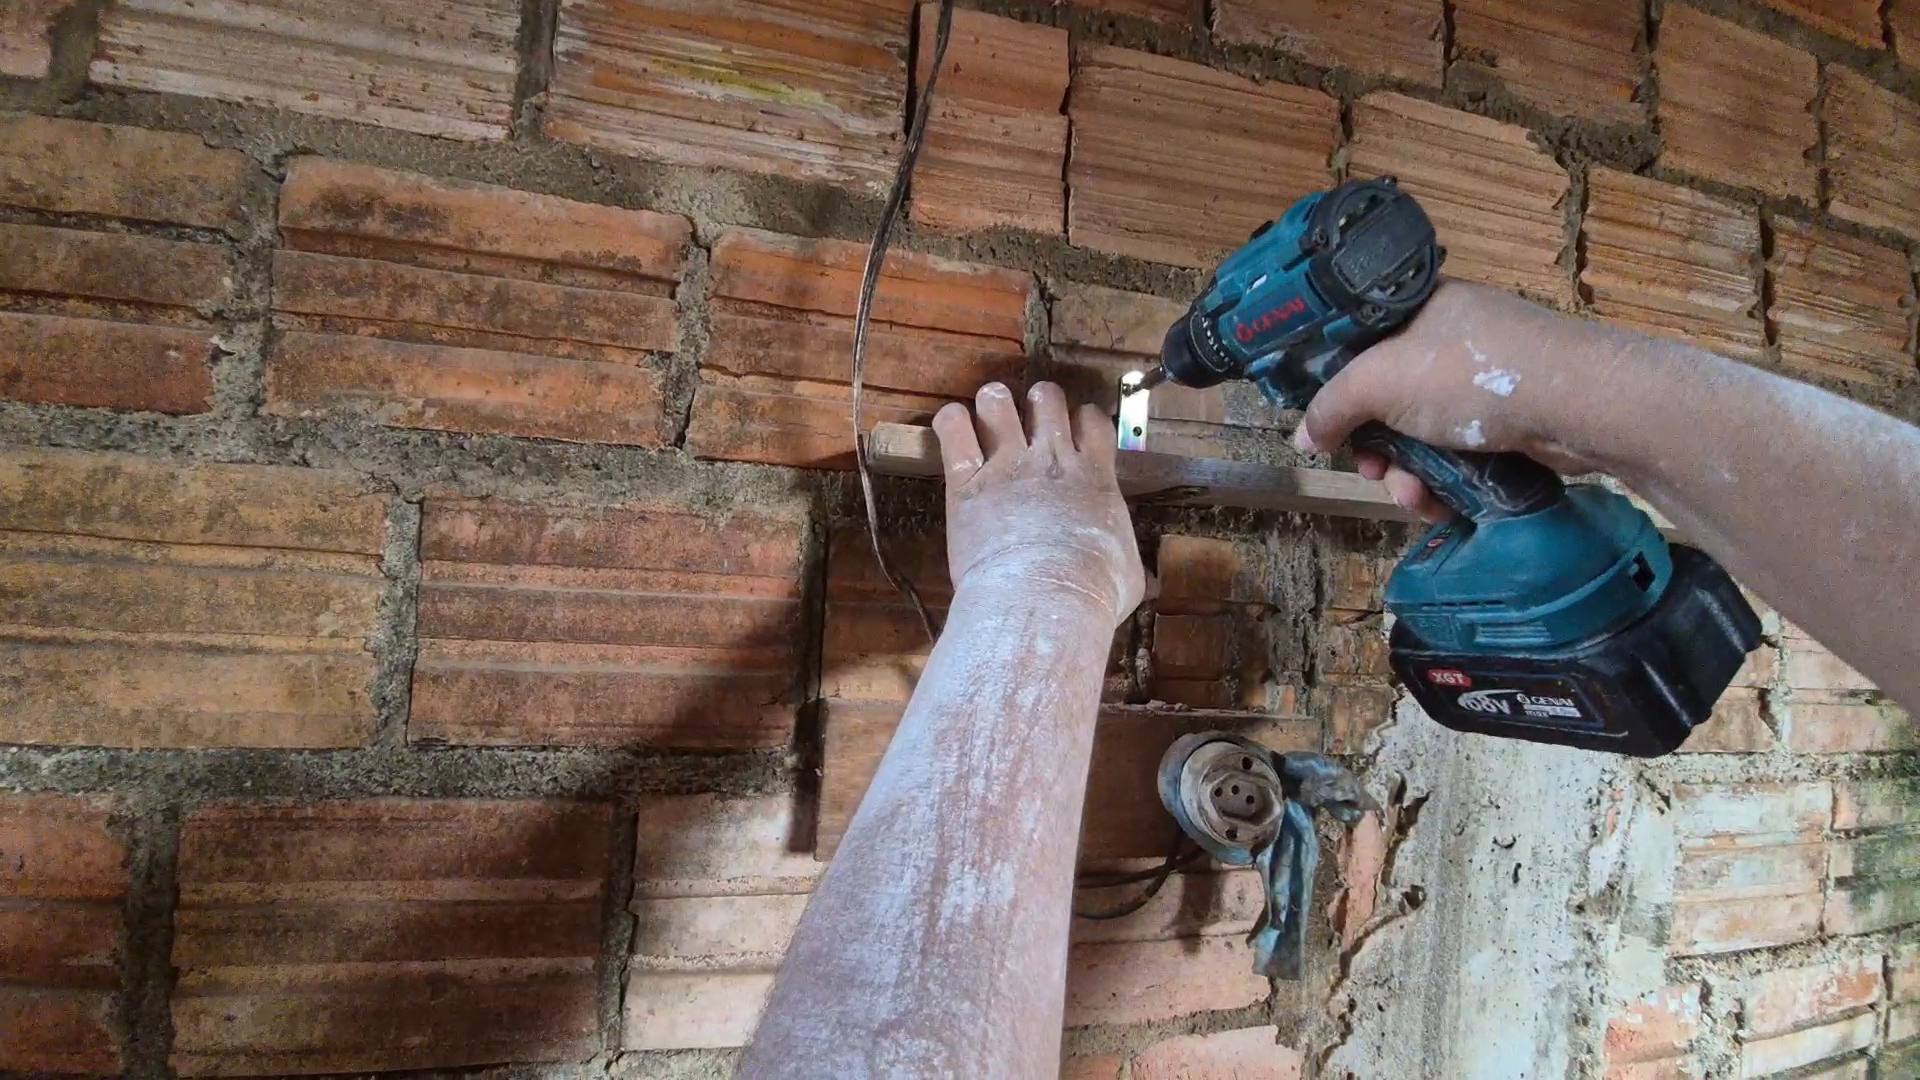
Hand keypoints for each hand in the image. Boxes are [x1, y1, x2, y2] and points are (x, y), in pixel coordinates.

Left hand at [931, 382, 1146, 627]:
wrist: (1045, 598)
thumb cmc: (1094, 593)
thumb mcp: (1127, 575)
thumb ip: (1126, 560)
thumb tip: (1138, 580)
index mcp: (1094, 476)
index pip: (1093, 420)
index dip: (1084, 419)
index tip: (1076, 431)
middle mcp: (1051, 459)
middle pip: (1047, 397)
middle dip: (1038, 402)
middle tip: (1029, 421)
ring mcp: (1007, 465)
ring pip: (997, 403)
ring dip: (993, 406)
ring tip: (988, 420)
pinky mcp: (966, 483)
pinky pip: (954, 429)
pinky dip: (951, 422)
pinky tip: (953, 427)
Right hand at [1292, 281, 1612, 520]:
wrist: (1578, 405)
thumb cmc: (1466, 376)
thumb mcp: (1376, 383)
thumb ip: (1330, 408)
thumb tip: (1302, 440)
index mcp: (1417, 312)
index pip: (1356, 346)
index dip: (1333, 389)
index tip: (1325, 425)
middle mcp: (1446, 341)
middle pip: (1381, 401)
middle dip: (1371, 448)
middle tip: (1370, 471)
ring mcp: (1477, 382)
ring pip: (1414, 434)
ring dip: (1403, 474)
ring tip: (1409, 497)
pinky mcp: (1503, 419)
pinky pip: (1450, 452)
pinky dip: (1438, 480)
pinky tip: (1437, 503)